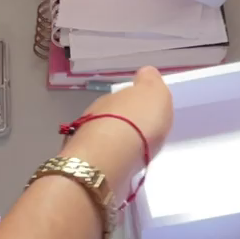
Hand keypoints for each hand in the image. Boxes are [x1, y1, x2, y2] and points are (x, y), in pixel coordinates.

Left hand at [62, 67, 172, 185]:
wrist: (110, 154)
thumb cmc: (139, 121)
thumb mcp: (155, 93)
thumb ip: (151, 83)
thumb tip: (145, 73)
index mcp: (116, 94)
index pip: (126, 93)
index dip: (136, 102)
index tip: (145, 113)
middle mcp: (97, 111)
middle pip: (112, 114)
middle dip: (123, 123)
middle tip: (137, 136)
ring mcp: (86, 135)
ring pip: (102, 134)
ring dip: (113, 141)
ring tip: (127, 153)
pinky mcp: (84, 158)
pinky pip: (99, 155)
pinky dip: (107, 158)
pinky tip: (116, 165)